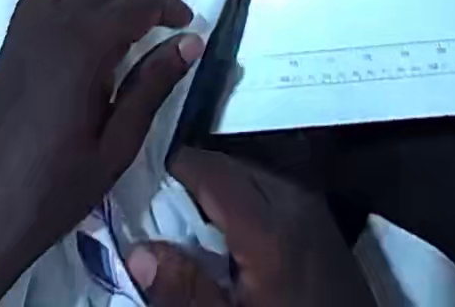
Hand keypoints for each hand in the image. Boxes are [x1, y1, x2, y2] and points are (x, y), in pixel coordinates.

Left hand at [0, 0, 201, 305]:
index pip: (136, 4)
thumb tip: (190, 42)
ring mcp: (25, 28)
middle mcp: (53, 24)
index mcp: (83, 48)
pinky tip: (84, 0)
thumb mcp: (115, 147)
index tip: (189, 22)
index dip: (167, 6)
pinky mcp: (10, 41)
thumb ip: (152, 87)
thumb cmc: (50, 190)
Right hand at [126, 149, 377, 306]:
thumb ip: (186, 290)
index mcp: (269, 226)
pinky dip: (244, 196)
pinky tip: (232, 231)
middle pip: (229, 164)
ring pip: (250, 170)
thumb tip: (136, 253)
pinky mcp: (318, 214)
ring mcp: (309, 203)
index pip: (211, 169)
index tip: (144, 187)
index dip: (174, 171)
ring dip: (219, 188)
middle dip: (194, 181)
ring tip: (193, 222)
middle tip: (162, 211)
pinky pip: (269, 185)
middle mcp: (292, 199)